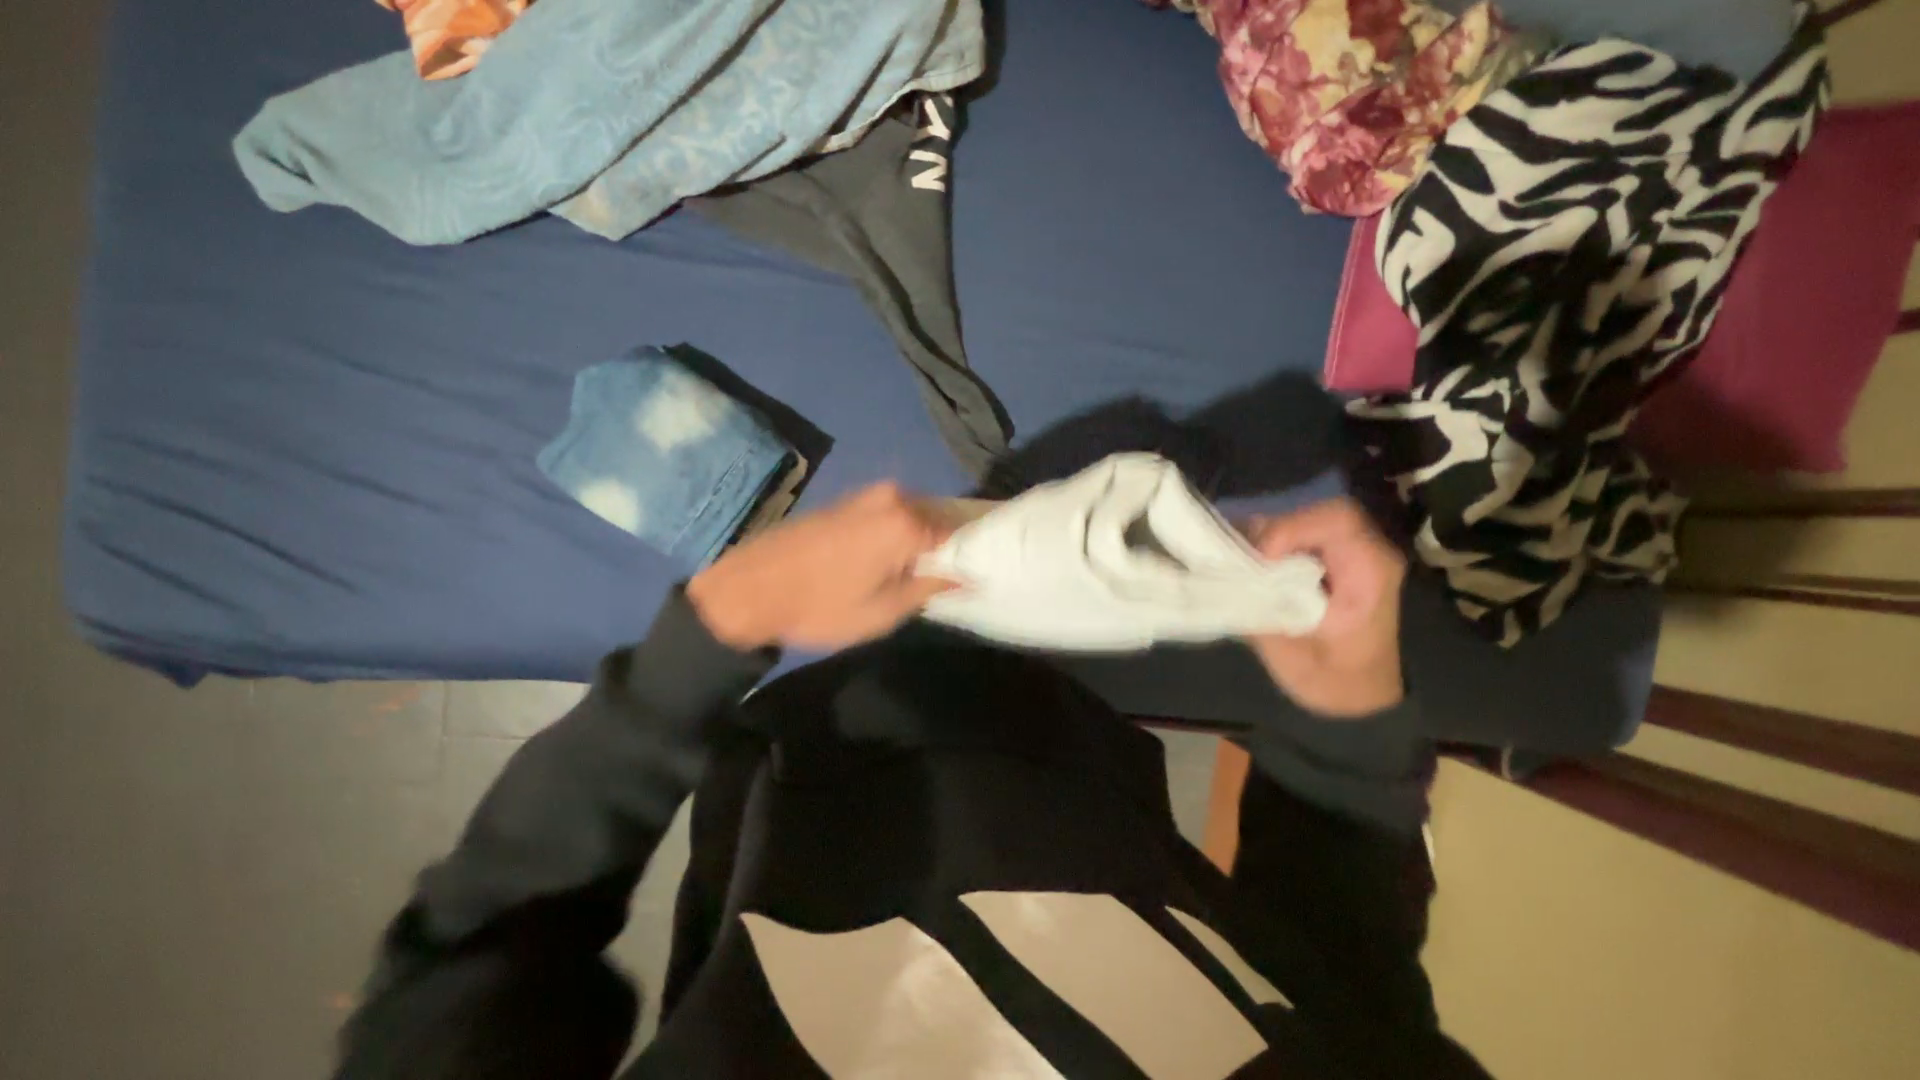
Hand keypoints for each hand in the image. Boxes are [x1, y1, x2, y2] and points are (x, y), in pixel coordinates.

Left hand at [686, 483, 955, 651]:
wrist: (748, 589)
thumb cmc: (820, 607)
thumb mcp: (882, 612)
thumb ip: (930, 588)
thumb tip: (970, 576)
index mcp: (906, 522)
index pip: (961, 532)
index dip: (969, 555)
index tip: (974, 575)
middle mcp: (891, 497)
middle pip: (937, 518)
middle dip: (943, 546)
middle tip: (943, 580)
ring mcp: (865, 495)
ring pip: (911, 516)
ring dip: (917, 541)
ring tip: (914, 576)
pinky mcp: (845, 501)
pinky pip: (887, 515)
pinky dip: (894, 534)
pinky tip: (885, 562)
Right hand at [1241, 498, 1407, 718]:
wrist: (1362, 701)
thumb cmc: (1334, 682)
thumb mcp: (1294, 654)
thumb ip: (1262, 608)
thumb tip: (1223, 575)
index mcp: (1369, 572)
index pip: (1336, 520)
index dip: (1291, 528)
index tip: (1260, 560)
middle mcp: (1366, 552)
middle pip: (1318, 513)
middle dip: (1274, 531)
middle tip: (1242, 560)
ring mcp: (1352, 554)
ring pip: (1306, 519)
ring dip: (1270, 538)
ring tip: (1241, 565)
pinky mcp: (1335, 561)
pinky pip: (1303, 535)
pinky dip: (1272, 544)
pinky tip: (1251, 568)